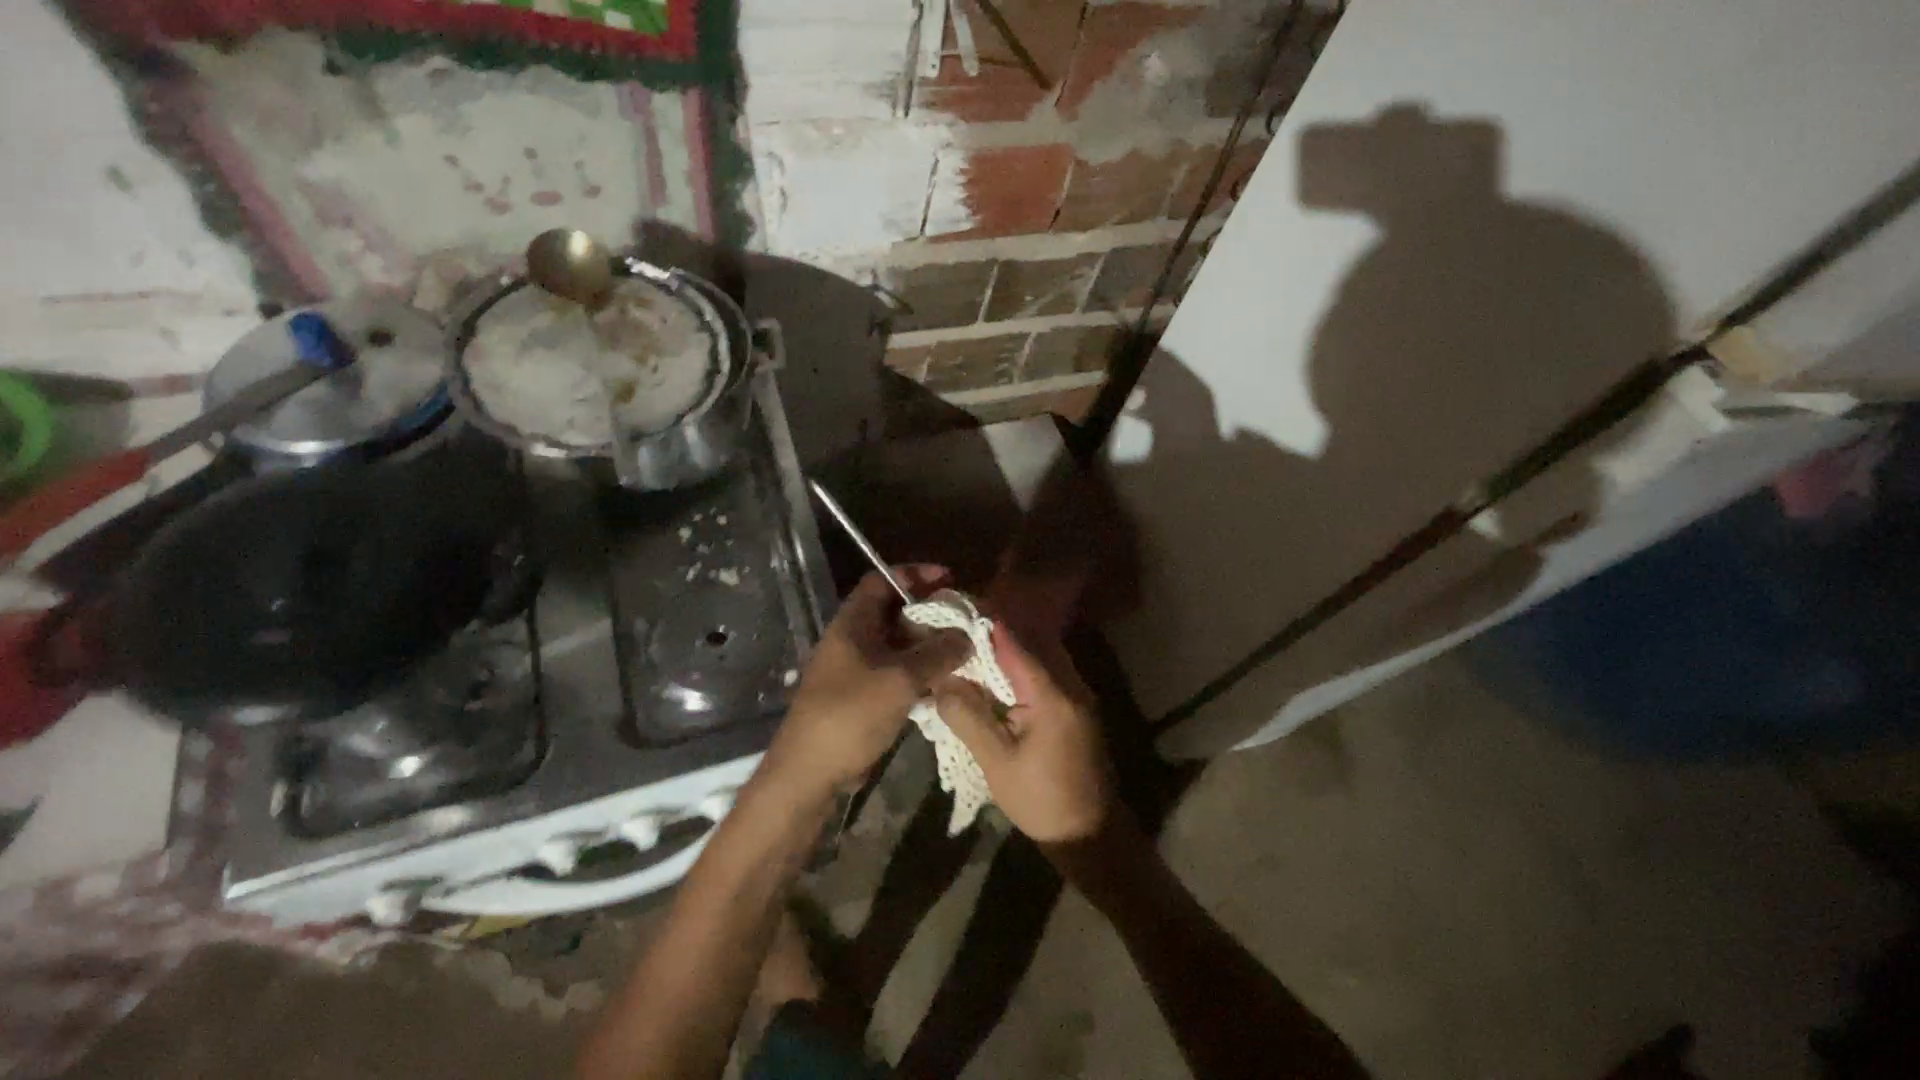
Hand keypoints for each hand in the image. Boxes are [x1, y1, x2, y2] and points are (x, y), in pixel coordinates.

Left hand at [765, 566, 969, 796]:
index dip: (914, 575)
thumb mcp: (900, 678)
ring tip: (964, 652)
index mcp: (852, 623)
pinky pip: (897, 674)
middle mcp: (853, 640)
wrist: (811, 771)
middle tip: (965, 622)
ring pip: (898, 646)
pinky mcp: (863, 698)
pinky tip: (946, 683)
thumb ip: (937, 653)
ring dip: (929, 647)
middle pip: (894, 613)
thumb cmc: (850, 714)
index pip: (882, 580)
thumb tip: (966, 636)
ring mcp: (856, 670)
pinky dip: (921, 673)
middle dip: (930, 614)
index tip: (949, 580)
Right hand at [932, 624, 1113, 844]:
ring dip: (1009, 647)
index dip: (982, 623)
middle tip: (957, 629)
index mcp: (1052, 694)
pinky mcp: (1076, 708)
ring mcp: (1078, 695)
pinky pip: (1048, 672)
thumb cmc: (1040, 800)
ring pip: (1042, 653)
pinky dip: (1022, 665)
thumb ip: (968, 716)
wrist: (1089, 833)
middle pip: (1032, 639)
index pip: (1014, 642)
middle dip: (995, 630)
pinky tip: (995, 677)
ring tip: (970, 649)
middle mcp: (1071, 684)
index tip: (952, 611)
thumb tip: (942, 679)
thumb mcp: (995, 761)